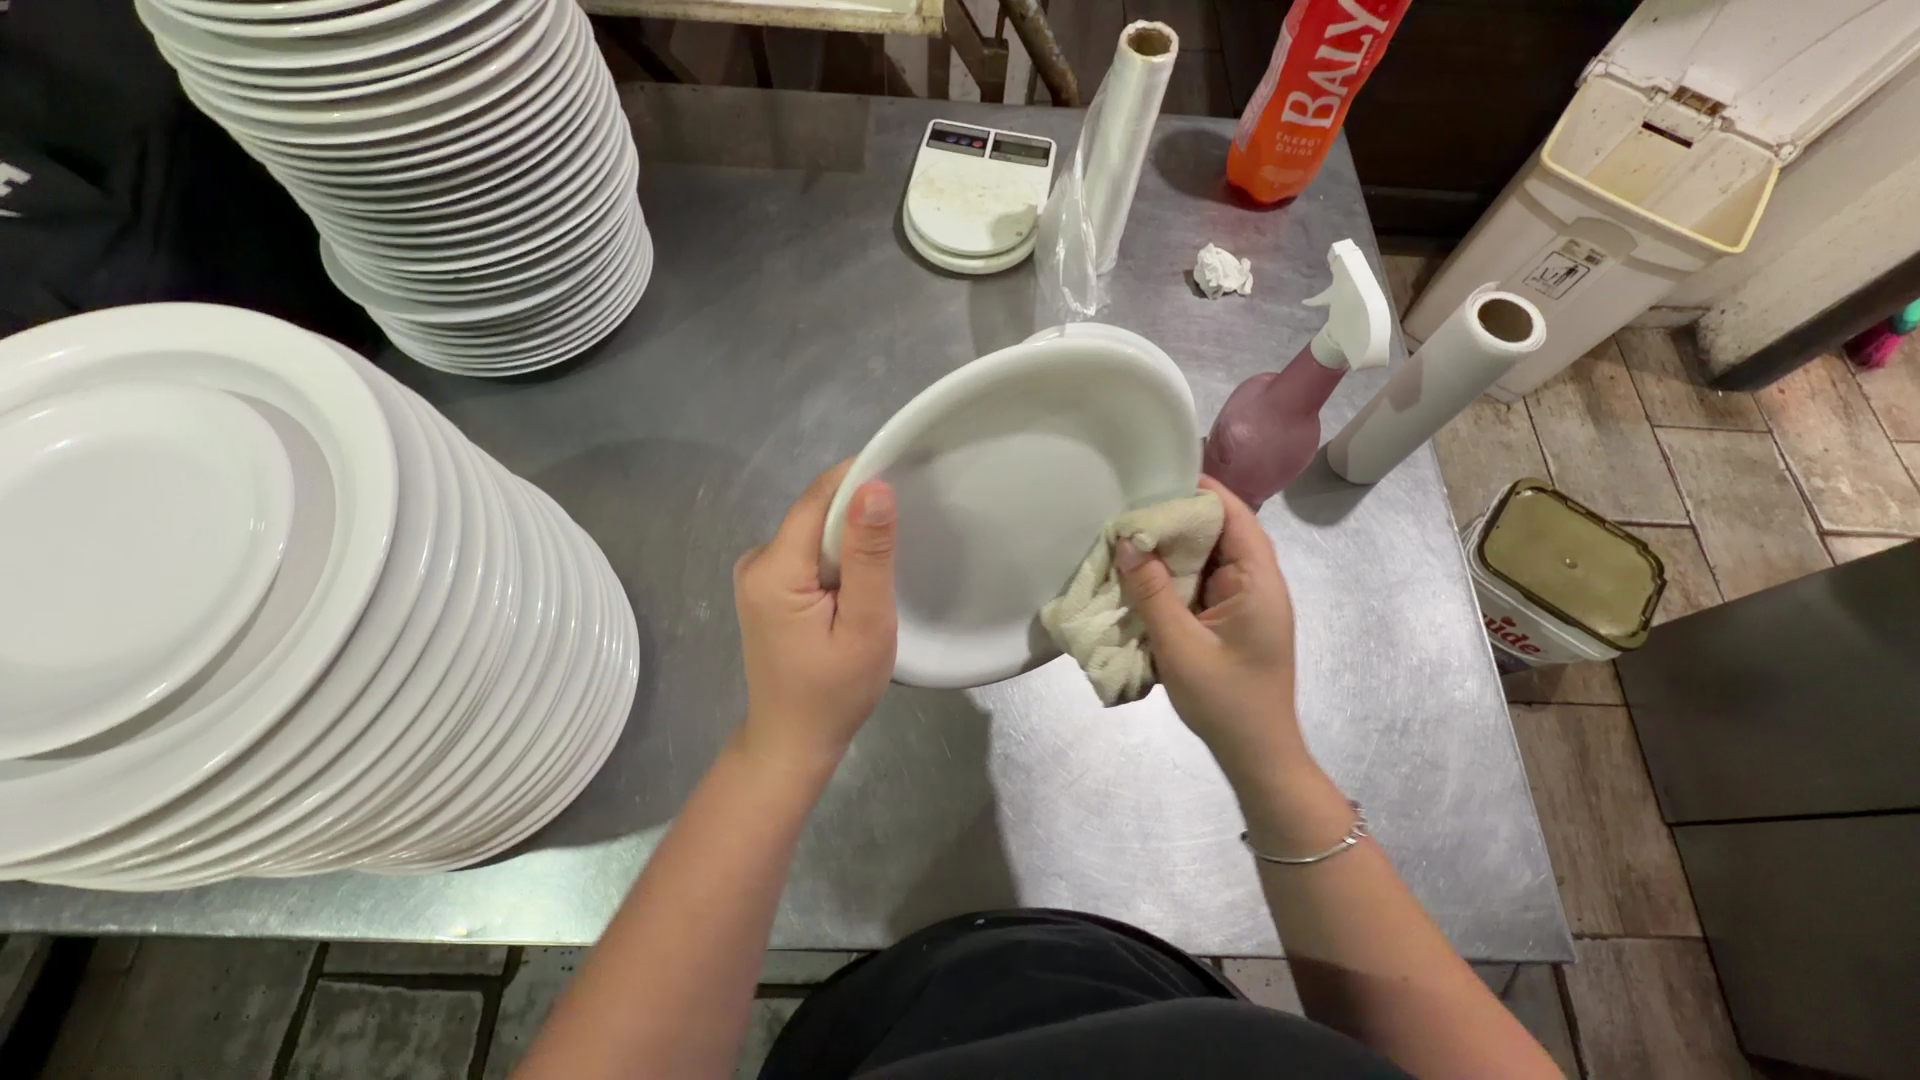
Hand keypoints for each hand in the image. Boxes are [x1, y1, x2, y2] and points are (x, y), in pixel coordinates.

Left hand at [733, 461, 897, 766]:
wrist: (793, 742)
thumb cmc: (834, 692)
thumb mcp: (865, 625)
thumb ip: (870, 556)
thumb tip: (874, 487)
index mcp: (774, 569)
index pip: (818, 498)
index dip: (860, 482)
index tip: (906, 480)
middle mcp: (756, 560)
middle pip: (815, 514)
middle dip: (858, 520)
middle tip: (905, 539)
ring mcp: (757, 575)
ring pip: (814, 534)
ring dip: (850, 544)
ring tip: (883, 573)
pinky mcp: (767, 589)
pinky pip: (807, 555)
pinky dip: (836, 563)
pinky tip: (857, 590)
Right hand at [1115, 476, 1312, 787]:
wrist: (1258, 755)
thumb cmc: (1226, 701)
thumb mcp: (1180, 645)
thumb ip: (1151, 591)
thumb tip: (1127, 540)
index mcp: (1258, 581)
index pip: (1234, 515)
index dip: (1198, 491)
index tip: (1155, 476)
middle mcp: (1256, 583)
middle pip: (1220, 532)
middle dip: (1176, 519)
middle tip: (1129, 508)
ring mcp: (1245, 602)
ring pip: (1208, 558)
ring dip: (1172, 550)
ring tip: (1128, 536)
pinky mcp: (1231, 619)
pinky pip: (1201, 584)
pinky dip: (1173, 577)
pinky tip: (1142, 575)